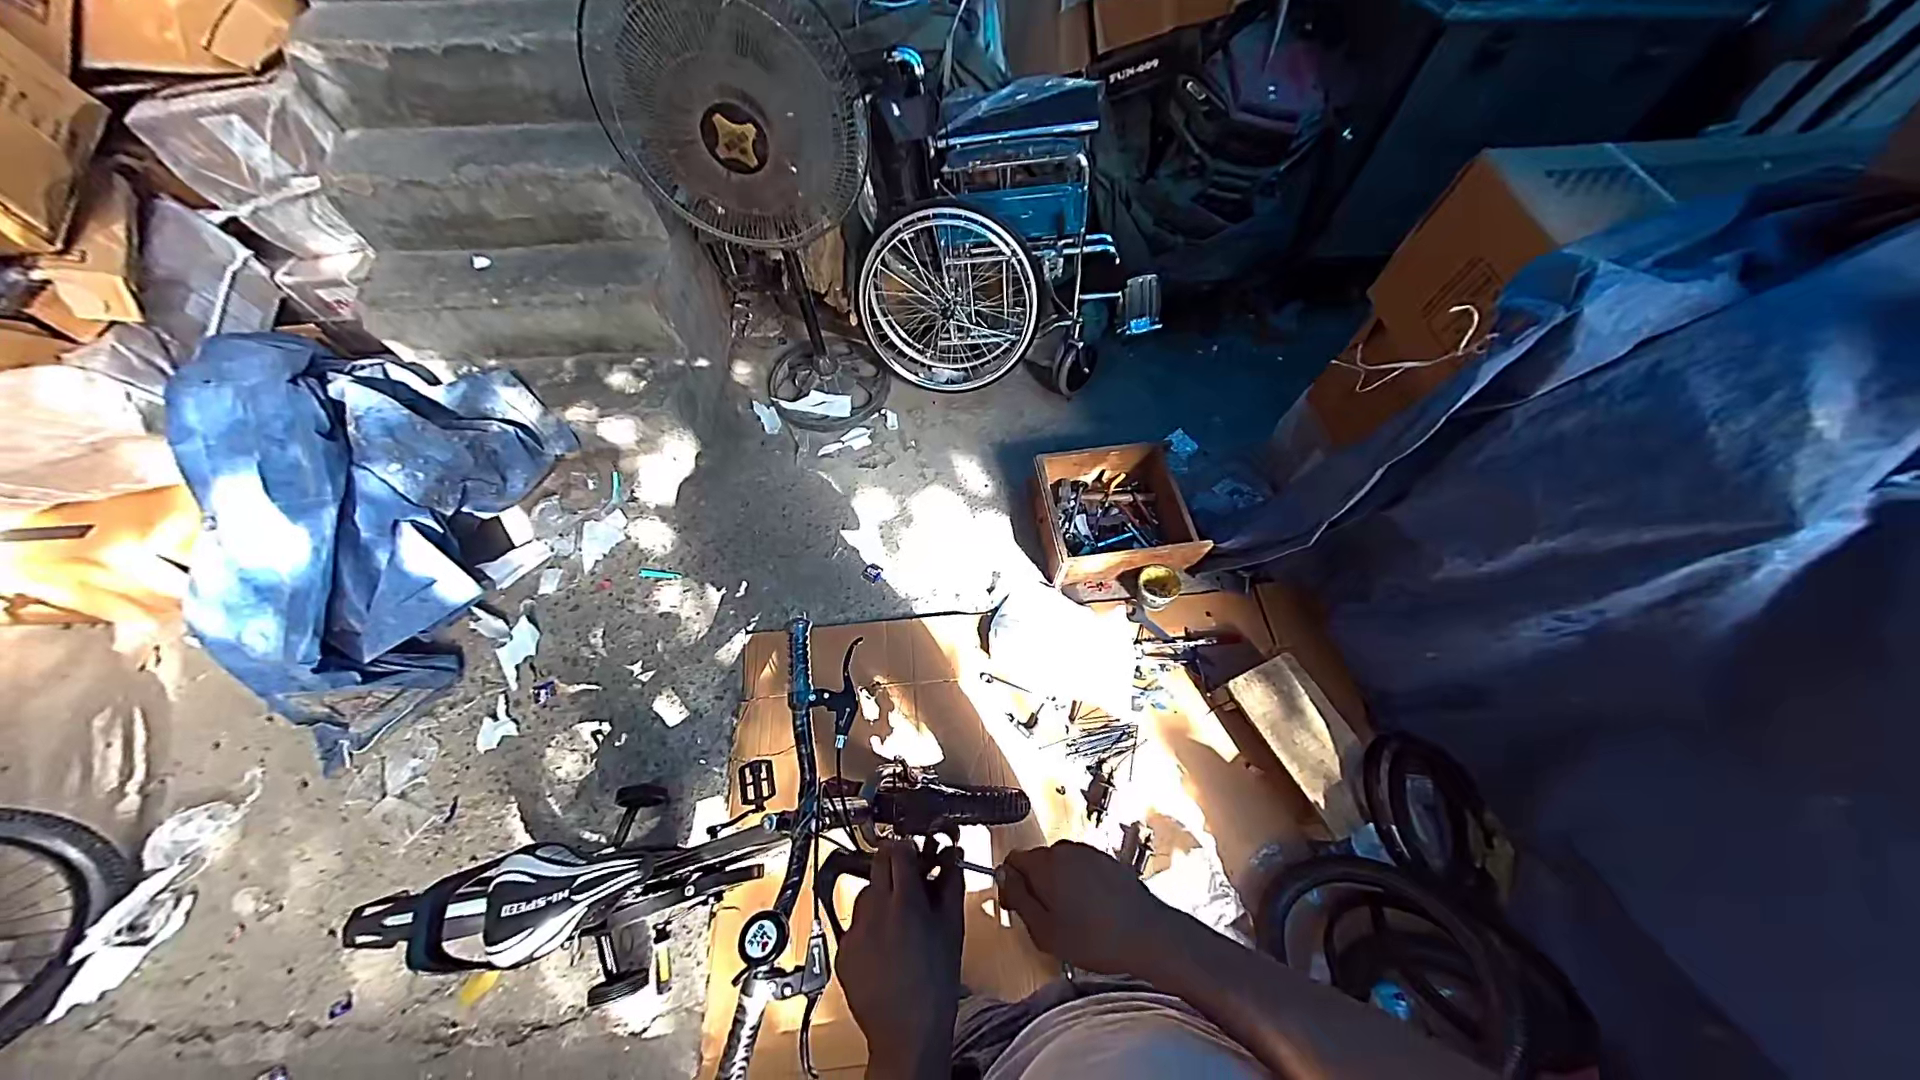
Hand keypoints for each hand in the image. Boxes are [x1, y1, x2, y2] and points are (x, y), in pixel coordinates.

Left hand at [837, 841, 964, 1079]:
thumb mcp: (952, 927)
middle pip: (877, 862)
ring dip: (881, 895)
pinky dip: (869, 925)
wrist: (907, 1032)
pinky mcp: (842, 951)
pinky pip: (855, 923)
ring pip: (865, 892)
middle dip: (894, 864)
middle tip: (909, 878)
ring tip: (899, 919)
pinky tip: (886, 944)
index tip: (916, 853)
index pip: (898, 850)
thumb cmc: (935, 983)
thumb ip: (950, 884)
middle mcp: (873, 910)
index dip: (909, 848)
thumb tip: (949, 858)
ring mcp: (854, 930)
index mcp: (904, 901)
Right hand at [998, 841, 1184, 976]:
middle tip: (1046, 920)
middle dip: (1035, 886)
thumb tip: (1003, 876)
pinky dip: (1080, 885)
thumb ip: (1017, 898)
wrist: (1148, 935)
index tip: (1017, 907)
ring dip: (1058, 886)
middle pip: (1036, 862)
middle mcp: (1065, 849)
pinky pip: (1081, 868)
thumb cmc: (1096, 937)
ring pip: (1059, 865)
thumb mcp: (1044, 929)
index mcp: (1045, 863)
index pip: (1012, 860)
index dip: (1010, 885)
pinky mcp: (1106, 860)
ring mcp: (1088, 852)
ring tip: (1073, 920)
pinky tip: (1092, 912)